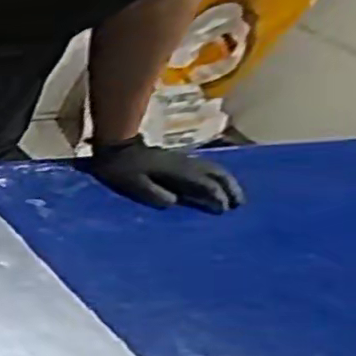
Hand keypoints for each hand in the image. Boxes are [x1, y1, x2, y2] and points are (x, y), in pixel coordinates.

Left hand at [77, 136, 243, 212]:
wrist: (116, 145)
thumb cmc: (121, 168)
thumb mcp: (132, 185)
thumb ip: (154, 194)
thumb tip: (175, 202)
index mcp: (179, 172)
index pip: (205, 186)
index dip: (216, 198)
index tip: (224, 211)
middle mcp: (188, 164)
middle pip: (218, 176)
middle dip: (231, 190)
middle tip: (239, 204)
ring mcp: (185, 159)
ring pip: (216, 170)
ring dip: (228, 182)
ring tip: (235, 194)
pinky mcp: (179, 158)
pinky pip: (207, 167)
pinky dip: (217, 175)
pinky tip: (217, 180)